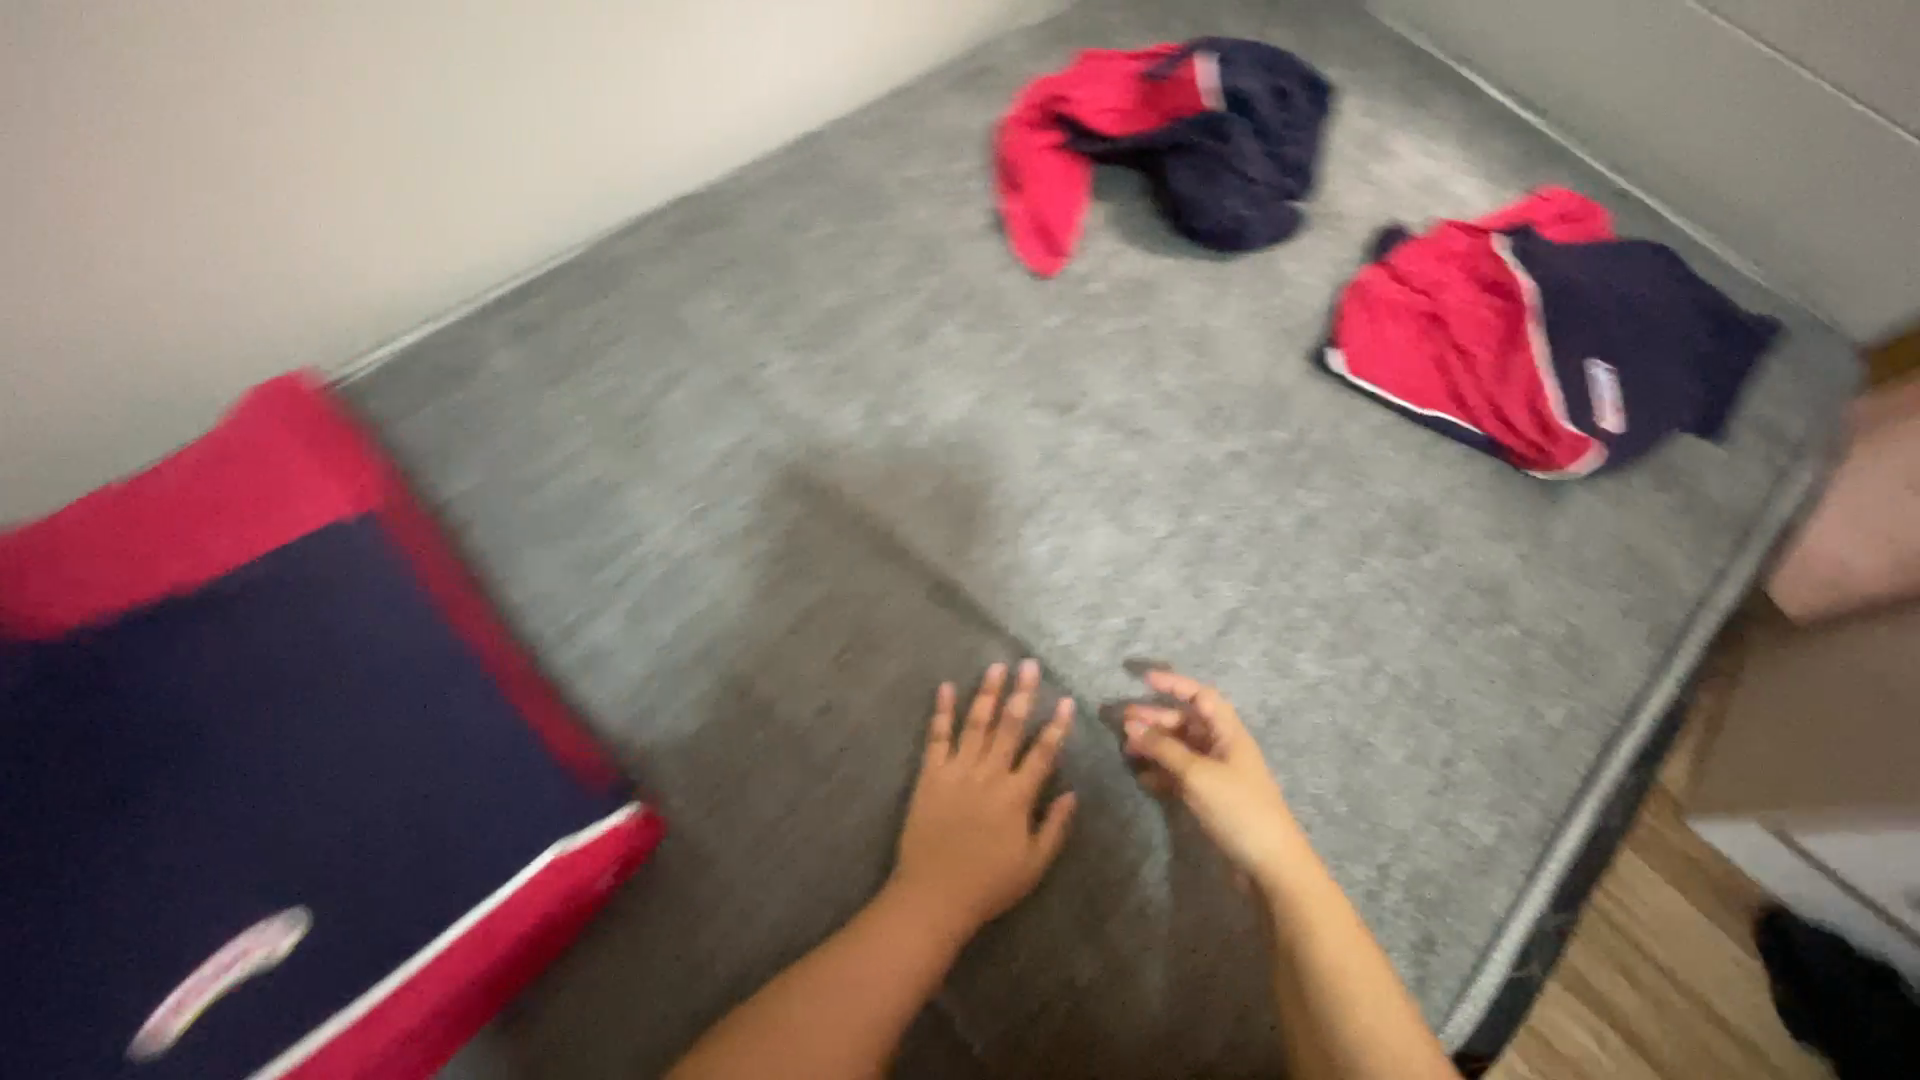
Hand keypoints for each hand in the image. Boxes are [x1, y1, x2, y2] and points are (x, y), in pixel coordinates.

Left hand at [889, 660, 1077, 936]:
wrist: (934, 895)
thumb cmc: (989, 884)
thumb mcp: (1034, 865)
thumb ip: (1056, 827)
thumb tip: (1073, 792)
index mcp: (1017, 797)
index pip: (1043, 753)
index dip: (1057, 726)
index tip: (1066, 700)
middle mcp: (989, 776)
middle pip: (1009, 727)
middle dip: (1022, 694)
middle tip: (1029, 665)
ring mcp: (957, 772)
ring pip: (976, 724)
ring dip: (988, 694)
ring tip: (996, 667)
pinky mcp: (930, 775)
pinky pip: (937, 738)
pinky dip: (942, 712)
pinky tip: (946, 688)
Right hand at [1123, 671, 1308, 887]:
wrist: (1270, 864)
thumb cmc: (1238, 809)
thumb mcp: (1197, 774)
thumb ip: (1164, 748)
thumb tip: (1132, 726)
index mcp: (1229, 733)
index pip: (1201, 696)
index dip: (1174, 684)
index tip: (1143, 679)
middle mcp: (1223, 748)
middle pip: (1186, 722)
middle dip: (1155, 719)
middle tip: (1122, 721)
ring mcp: (1218, 774)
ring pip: (1181, 749)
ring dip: (1155, 746)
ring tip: (1126, 749)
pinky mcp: (1211, 798)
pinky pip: (1181, 775)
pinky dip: (1162, 772)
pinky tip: (1141, 777)